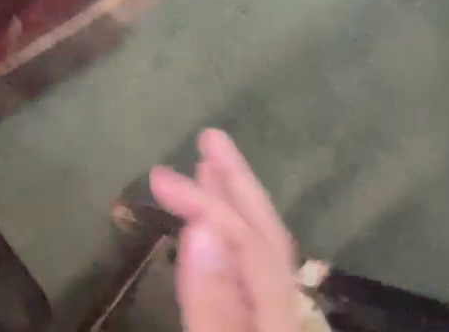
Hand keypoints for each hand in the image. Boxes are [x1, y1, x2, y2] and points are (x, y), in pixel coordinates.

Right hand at [149, 129, 301, 331]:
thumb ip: (215, 311)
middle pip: (273, 251)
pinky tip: (214, 241)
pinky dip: (233, 251)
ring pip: (267, 268)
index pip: (255, 252)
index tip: (158, 177)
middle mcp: (290, 323)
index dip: (211, 206)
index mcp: (283, 326)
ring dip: (236, 214)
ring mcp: (281, 330)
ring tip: (208, 170)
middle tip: (209, 137)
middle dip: (239, 192)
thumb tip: (201, 227)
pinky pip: (256, 289)